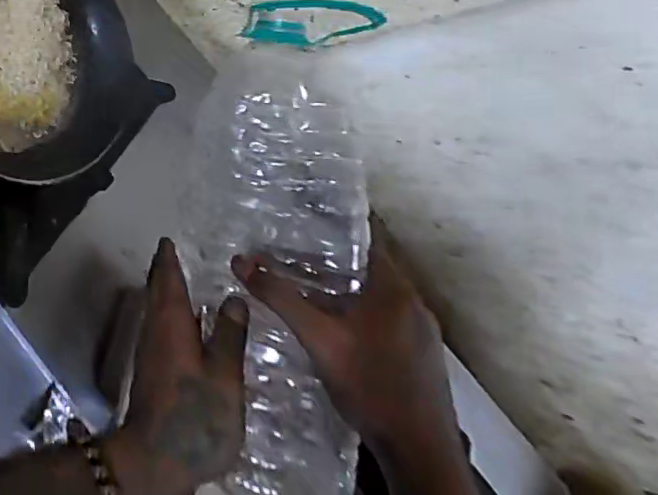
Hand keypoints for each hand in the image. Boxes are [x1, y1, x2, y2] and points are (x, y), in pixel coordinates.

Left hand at [107, 238, 248, 494]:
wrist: (157, 451)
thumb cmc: (195, 413)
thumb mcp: (224, 377)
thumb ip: (228, 337)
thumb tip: (232, 298)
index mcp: (170, 324)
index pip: (167, 281)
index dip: (167, 260)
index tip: (166, 240)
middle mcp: (154, 329)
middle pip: (156, 291)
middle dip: (162, 271)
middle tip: (169, 254)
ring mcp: (149, 349)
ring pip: (155, 308)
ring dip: (163, 291)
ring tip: (177, 281)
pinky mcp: (150, 367)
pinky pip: (157, 326)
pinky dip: (166, 313)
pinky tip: (180, 324)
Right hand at [231, 234, 470, 481]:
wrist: (418, 452)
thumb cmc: (370, 385)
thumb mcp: (316, 336)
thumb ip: (278, 295)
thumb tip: (239, 260)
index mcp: (396, 293)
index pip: (370, 239)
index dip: (339, 220)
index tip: (306, 205)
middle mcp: (413, 306)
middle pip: (368, 264)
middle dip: (329, 251)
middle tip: (286, 237)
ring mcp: (418, 332)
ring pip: (373, 290)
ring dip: (338, 279)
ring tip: (295, 271)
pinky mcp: (414, 353)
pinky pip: (378, 311)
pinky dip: (350, 301)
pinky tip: (322, 312)